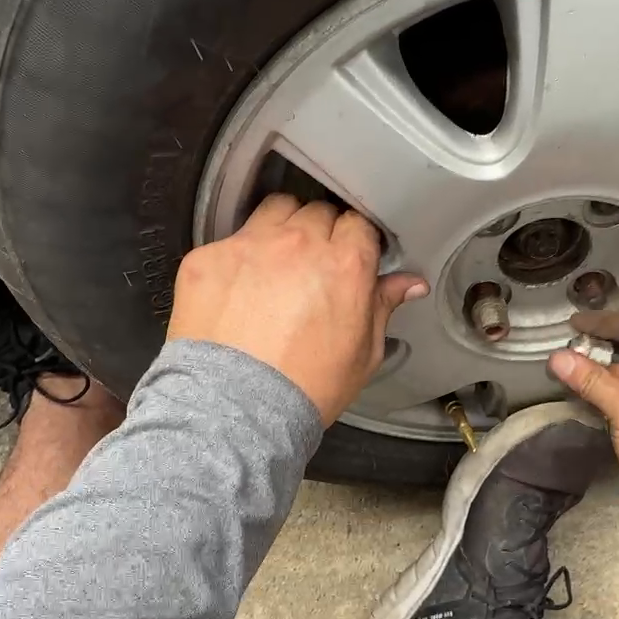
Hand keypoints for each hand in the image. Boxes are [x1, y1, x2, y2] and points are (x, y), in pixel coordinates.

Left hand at [168, 194, 428, 423]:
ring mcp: (250, 246)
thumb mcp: (363, 353)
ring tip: (283, 261)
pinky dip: (244, 254)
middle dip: (324, 233)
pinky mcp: (209, 258)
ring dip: (286, 227)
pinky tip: (245, 286)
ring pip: (277, 208)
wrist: (238, 409)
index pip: (360, 224)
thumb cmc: (305, 388)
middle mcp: (299, 245)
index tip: (356, 257)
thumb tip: (409, 284)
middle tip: (320, 266)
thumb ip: (384, 307)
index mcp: (345, 266)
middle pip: (319, 211)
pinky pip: (233, 238)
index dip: (359, 241)